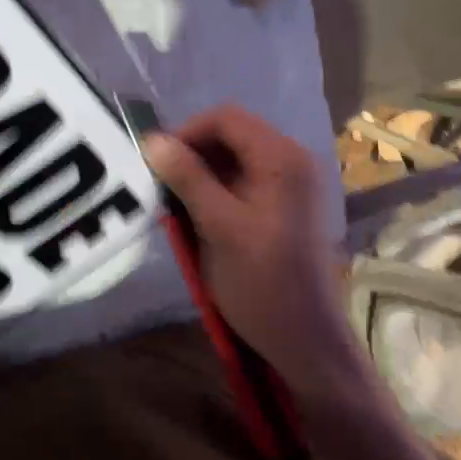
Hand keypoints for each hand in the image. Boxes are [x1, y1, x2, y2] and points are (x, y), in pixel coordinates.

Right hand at [142, 106, 356, 390]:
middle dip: (193, 153)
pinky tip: (199, 217)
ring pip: (236, 158)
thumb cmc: (263, 283)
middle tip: (161, 184)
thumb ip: (188, 179)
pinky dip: (219, 190)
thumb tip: (153, 140)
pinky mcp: (287, 204)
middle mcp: (292, 158)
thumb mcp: (219, 228)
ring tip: (176, 204)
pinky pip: (246, 180)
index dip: (187, 132)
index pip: (226, 118)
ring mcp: (293, 182)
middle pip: (233, 134)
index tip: (156, 161)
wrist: (308, 341)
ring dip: (203, 173)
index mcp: (282, 156)